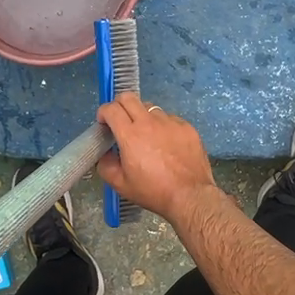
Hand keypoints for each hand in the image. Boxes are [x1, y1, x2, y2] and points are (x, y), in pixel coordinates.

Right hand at [95, 94, 218, 221]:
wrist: (190, 196)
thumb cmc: (153, 191)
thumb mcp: (121, 185)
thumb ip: (105, 165)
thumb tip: (104, 154)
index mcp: (130, 135)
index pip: (111, 109)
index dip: (103, 112)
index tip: (103, 122)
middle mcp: (149, 122)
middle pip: (129, 97)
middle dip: (119, 104)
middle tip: (120, 119)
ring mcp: (170, 122)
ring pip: (150, 107)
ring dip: (142, 116)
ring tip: (146, 134)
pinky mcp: (186, 127)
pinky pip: (169, 118)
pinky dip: (162, 125)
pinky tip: (166, 142)